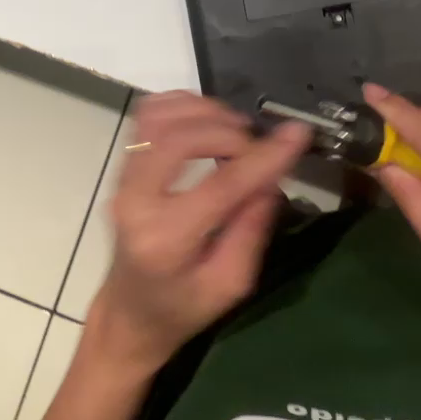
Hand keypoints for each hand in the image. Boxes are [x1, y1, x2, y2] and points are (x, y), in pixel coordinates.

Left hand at [86, 92, 311, 371]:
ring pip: (158, 118)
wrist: (130, 313)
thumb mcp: (230, 285)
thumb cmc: (183, 306)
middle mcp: (135, 202)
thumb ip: (252, 229)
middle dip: (228, 132)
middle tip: (257, 143)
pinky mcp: (122, 165)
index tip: (298, 134)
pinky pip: (147, 116)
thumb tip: (271, 176)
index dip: (262, 157)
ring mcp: (122, 179)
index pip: (218, 186)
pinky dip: (181, 106)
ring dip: (204, 112)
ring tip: (235, 130)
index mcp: (166, 241)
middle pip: (178, 140)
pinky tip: (207, 120)